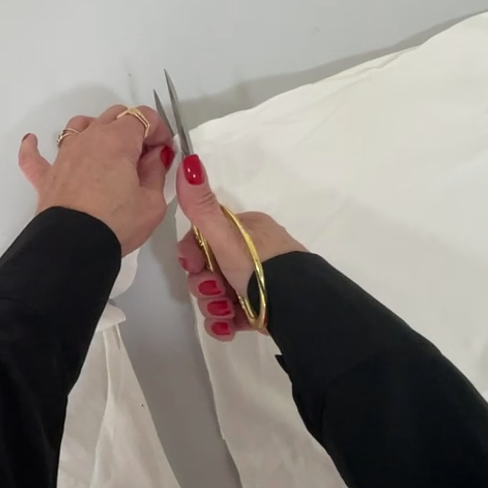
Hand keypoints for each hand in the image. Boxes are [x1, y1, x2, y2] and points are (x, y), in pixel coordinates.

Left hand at [19, 105, 174, 253]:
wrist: (74, 246)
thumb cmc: (114, 224)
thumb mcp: (152, 202)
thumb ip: (156, 172)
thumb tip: (155, 157)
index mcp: (117, 140)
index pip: (143, 117)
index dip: (159, 130)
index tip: (164, 150)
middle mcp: (88, 140)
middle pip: (114, 116)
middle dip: (134, 129)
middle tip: (145, 155)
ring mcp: (64, 156)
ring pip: (79, 126)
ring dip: (95, 130)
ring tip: (108, 148)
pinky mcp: (46, 176)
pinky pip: (34, 156)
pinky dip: (34, 148)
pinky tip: (33, 141)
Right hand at [174, 153, 304, 336]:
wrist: (299, 310)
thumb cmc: (260, 267)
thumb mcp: (225, 234)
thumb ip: (201, 204)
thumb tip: (188, 160)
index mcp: (246, 229)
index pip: (202, 238)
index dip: (191, 255)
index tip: (192, 266)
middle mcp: (252, 253)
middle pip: (206, 269)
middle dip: (203, 285)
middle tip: (214, 292)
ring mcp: (257, 283)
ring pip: (216, 294)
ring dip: (212, 307)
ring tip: (225, 313)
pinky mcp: (261, 310)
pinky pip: (230, 315)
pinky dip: (224, 323)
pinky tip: (228, 327)